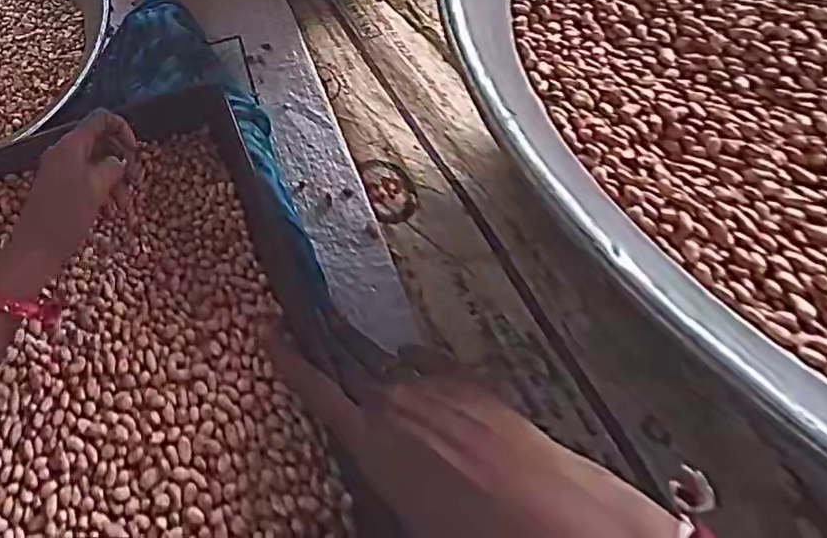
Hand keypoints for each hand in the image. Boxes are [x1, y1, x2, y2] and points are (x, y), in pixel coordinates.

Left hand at [0, 111, 141, 294]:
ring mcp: (59, 171)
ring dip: (114, 181)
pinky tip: (109, 213)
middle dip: (121, 161)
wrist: (34, 252)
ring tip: (123, 207)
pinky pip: (86, 181)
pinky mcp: (58, 190)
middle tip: (136, 181)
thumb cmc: (65, 216)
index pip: (101, 119)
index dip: (123, 129)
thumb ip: (113, 167)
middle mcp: (63, 153)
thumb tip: (119, 162)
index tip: (135, 150)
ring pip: (95, 165)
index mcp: (71, 145)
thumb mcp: (97, 188)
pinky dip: (101, 192)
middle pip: (100, 143)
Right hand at [268, 334, 681, 537]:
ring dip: (358, 343)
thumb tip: (371, 477)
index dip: (287, 356)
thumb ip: (382, 489)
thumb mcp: (411, 522)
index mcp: (371, 441)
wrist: (558, 518)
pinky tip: (408, 354)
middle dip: (317, 333)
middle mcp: (392, 404)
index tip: (268, 328)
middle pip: (344, 358)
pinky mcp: (466, 384)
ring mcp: (429, 388)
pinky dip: (412, 358)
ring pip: (380, 357)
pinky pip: (426, 360)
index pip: (315, 387)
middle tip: (297, 310)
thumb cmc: (475, 534)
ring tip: (338, 321)